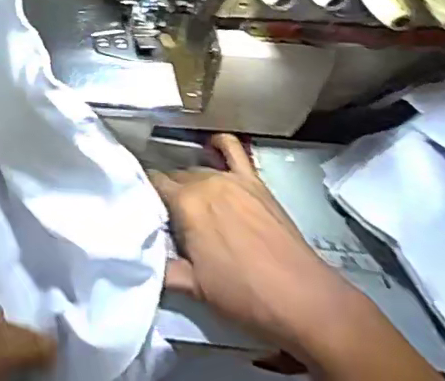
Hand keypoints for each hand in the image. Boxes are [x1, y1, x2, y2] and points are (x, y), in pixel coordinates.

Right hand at [151, 135, 437, 380]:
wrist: (301, 299)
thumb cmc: (244, 296)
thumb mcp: (194, 288)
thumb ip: (163, 267)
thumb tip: (143, 256)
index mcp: (185, 204)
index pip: (153, 184)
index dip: (144, 195)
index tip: (142, 209)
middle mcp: (204, 181)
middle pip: (175, 176)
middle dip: (167, 193)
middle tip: (168, 218)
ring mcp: (231, 178)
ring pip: (198, 168)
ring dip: (190, 181)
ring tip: (190, 202)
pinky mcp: (254, 180)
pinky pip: (232, 148)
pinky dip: (218, 144)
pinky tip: (210, 147)